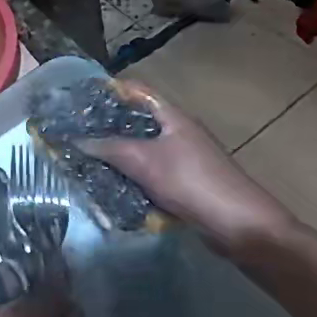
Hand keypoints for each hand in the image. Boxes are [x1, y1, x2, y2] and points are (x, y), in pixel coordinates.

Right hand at [81, 82, 296, 252]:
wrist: (240, 225)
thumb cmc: (192, 182)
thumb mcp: (145, 161)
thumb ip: (110, 148)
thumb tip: (77, 139)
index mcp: (172, 115)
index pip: (136, 90)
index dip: (108, 91)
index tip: (78, 99)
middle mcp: (178, 131)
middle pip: (137, 121)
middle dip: (107, 127)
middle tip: (75, 134)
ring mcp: (183, 157)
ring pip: (143, 149)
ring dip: (118, 155)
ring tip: (86, 161)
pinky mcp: (185, 183)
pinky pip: (151, 173)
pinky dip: (133, 177)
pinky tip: (113, 187)